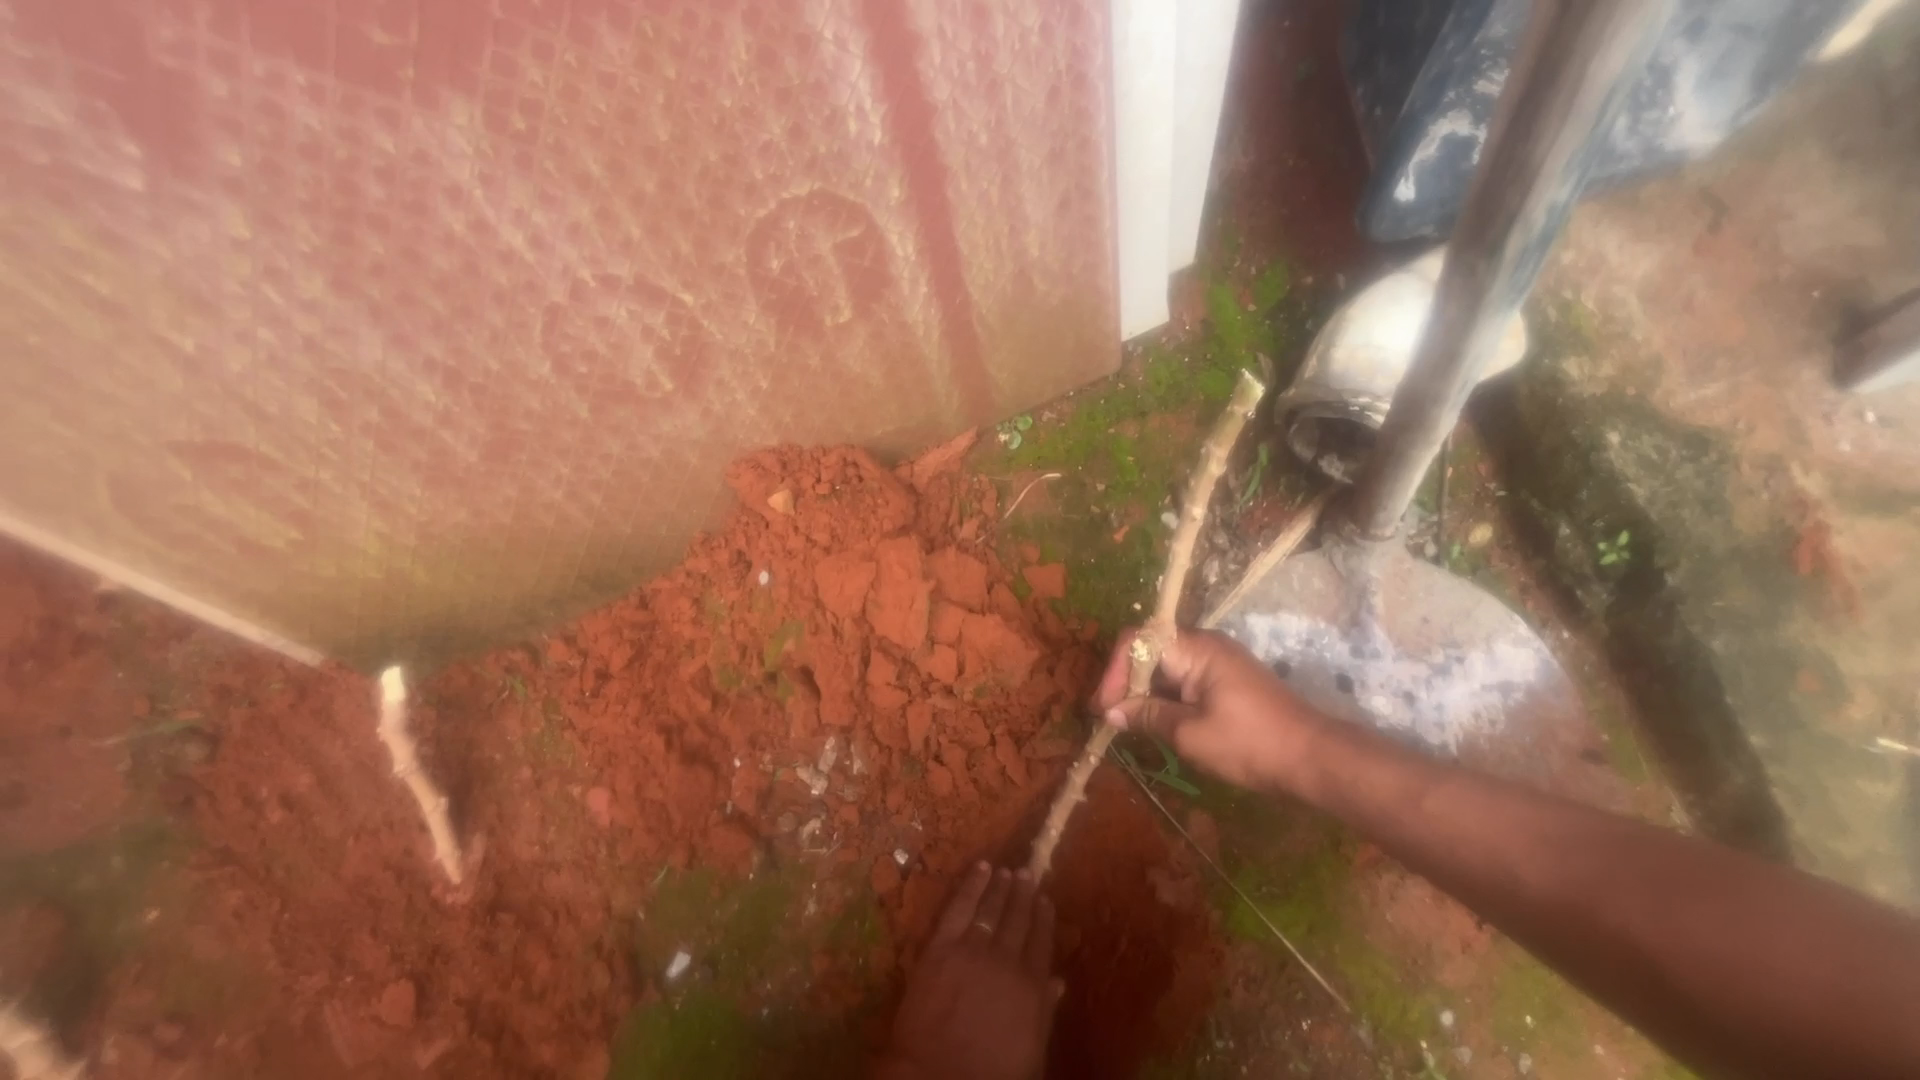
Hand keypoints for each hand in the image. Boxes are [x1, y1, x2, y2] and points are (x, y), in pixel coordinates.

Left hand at [878, 864, 1061, 1079]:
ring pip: (991, 908)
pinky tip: (981, 868)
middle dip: (1024, 895)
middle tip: (1028, 873)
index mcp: (1031, 987)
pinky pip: (960, 907)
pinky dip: (971, 885)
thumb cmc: (988, 1072)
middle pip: (1018, 920)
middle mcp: (1006, 961)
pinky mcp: (941, 946)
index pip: (1041, 943)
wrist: (938, 1076)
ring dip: (1001, 887)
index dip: (1044, 919)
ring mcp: (973, 949)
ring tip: (1008, 870)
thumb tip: (1058, 982)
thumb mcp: (1030, 1053)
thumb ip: (1044, 1013)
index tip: (1046, 900)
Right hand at [1093, 628, 1322, 792]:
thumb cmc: (1251, 745)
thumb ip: (1148, 717)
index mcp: (1196, 649)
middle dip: (1125, 682)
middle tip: (1109, 717)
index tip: (1104, 709)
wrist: (1314, 759)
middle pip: (1149, 651)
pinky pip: (1184, 680)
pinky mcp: (1226, 681)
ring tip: (1126, 723)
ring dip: (1143, 692)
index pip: (1138, 642)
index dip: (1114, 672)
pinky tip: (1155, 722)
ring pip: (1166, 667)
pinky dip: (1164, 698)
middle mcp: (1205, 646)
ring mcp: (1218, 662)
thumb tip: (1111, 713)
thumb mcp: (1190, 735)